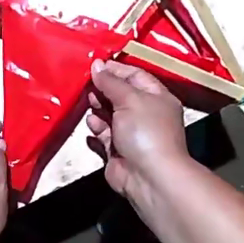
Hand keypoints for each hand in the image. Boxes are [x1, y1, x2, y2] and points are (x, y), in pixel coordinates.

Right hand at [85, 61, 192, 199]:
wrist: (150, 176)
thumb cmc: (146, 131)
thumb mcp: (130, 98)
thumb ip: (111, 82)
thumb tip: (97, 65)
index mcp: (157, 97)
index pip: (135, 76)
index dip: (116, 70)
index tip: (94, 65)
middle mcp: (145, 114)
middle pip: (120, 95)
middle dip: (103, 90)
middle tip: (86, 86)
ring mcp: (131, 134)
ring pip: (109, 115)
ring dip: (97, 110)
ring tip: (89, 106)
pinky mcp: (118, 152)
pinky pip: (103, 136)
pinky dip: (96, 131)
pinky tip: (91, 127)